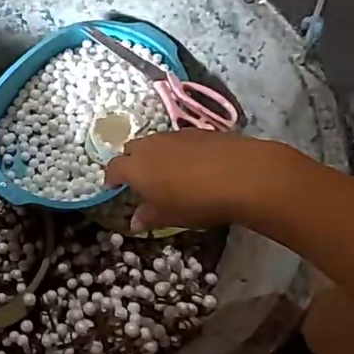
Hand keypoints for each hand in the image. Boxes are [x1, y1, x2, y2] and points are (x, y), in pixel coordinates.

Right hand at [104, 130, 290, 230]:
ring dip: (155, 155)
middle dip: (131, 162)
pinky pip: (177, 140)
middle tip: (141, 179)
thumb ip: (148, 217)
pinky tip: (193, 166)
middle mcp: (149, 146)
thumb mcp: (169, 216)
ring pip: (154, 142)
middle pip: (131, 149)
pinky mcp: (197, 131)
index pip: (113, 168)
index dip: (112, 178)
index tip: (114, 187)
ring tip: (168, 173)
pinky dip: (177, 151)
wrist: (242, 174)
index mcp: (135, 167)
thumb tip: (134, 222)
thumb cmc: (195, 201)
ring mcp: (173, 135)